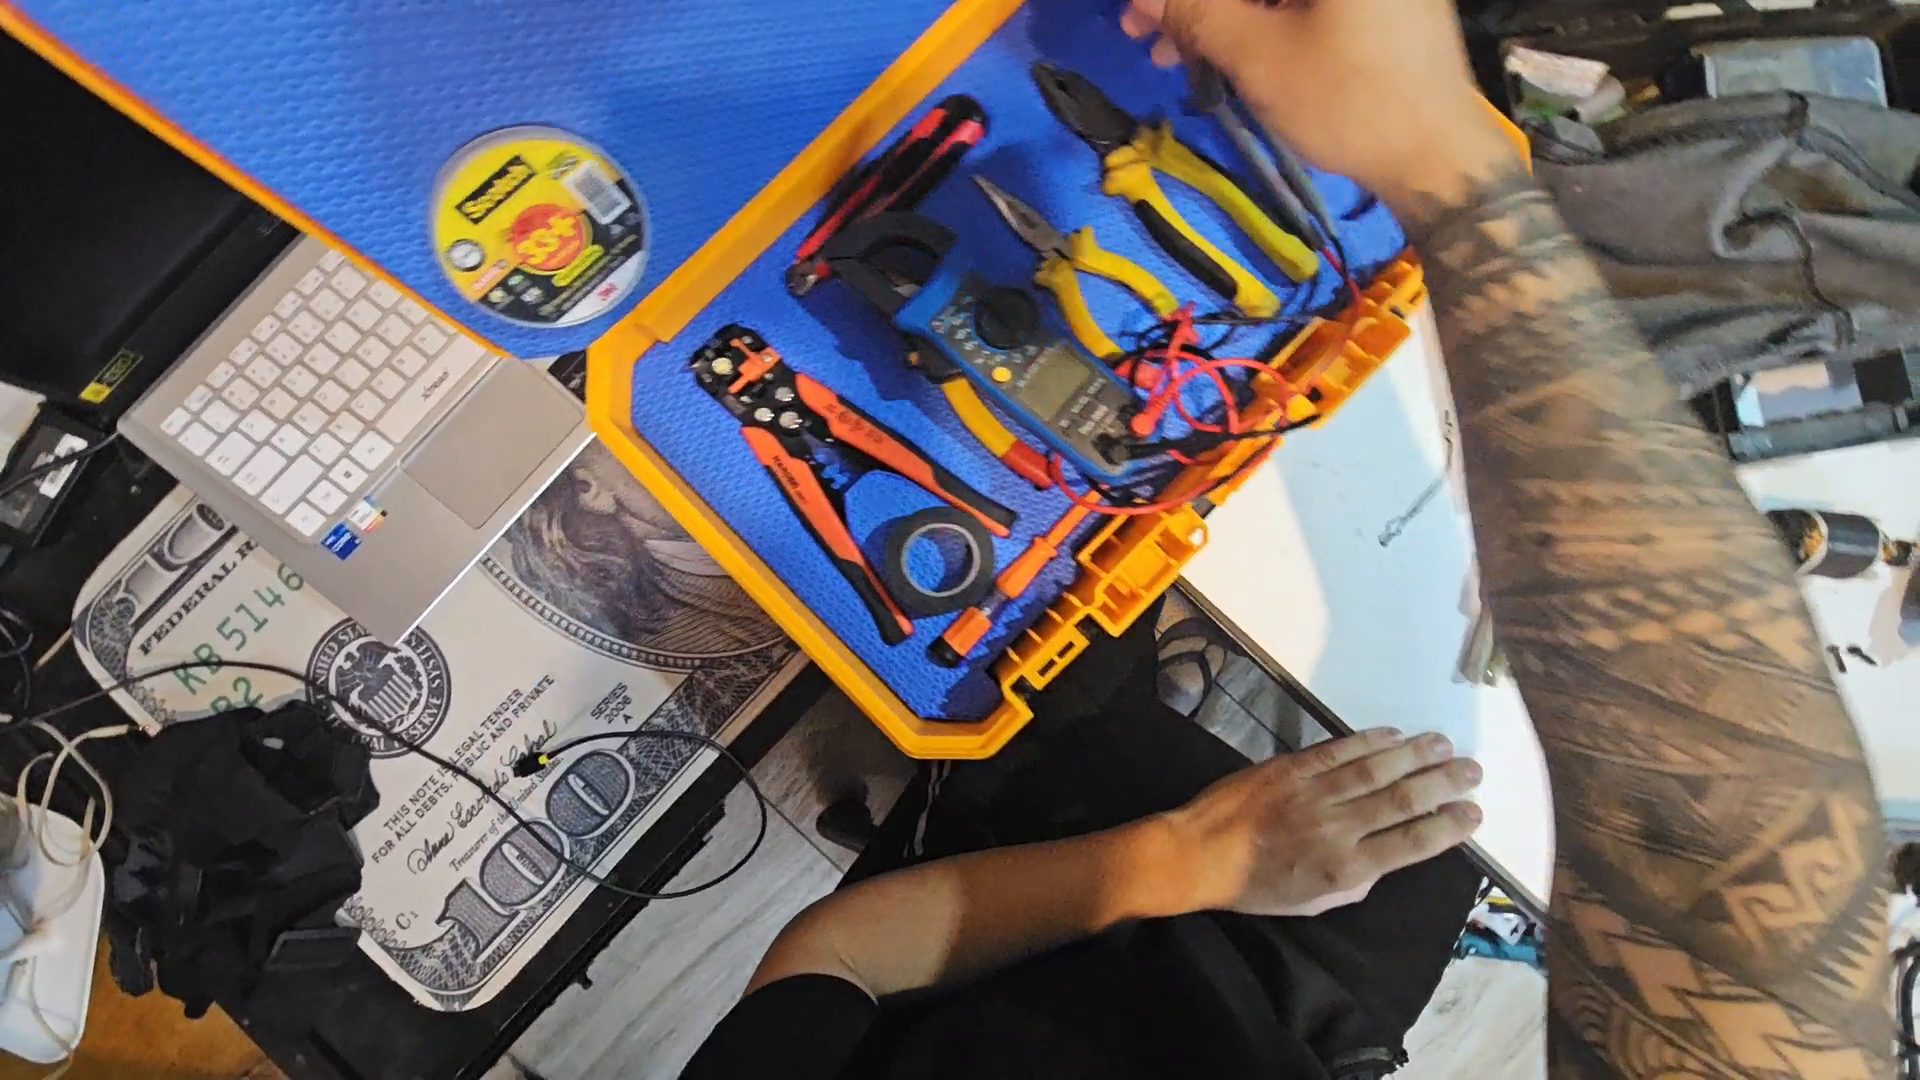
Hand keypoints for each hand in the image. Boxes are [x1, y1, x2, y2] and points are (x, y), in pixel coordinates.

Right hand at [1120, 0, 1514, 215]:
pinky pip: (1297, 0)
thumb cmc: (1348, 101)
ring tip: (1172, 55)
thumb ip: (1199, 15)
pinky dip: (1254, 18)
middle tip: (1144, 34)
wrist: (1433, 149)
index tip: (1138, 16)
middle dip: (1195, 3)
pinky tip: (1219, 48)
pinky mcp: (1369, 0)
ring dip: (1218, 15)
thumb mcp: (1262, 58)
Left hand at [1162, 728, 1482, 916]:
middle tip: (1473, 770)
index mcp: (1347, 868)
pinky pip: (1335, 751)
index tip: (1475, 812)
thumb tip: (1389, 853)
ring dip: (1414, 755)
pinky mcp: (1288, 768)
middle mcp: (1337, 827)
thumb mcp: (1317, 901)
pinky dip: (1366, 741)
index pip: (1412, 843)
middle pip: (1402, 799)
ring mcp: (1312, 793)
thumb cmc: (1259, 885)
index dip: (1449, 826)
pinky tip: (1392, 735)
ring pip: (1374, 769)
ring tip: (1443, 744)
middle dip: (1443, 783)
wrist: (1202, 852)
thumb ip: (1359, 878)